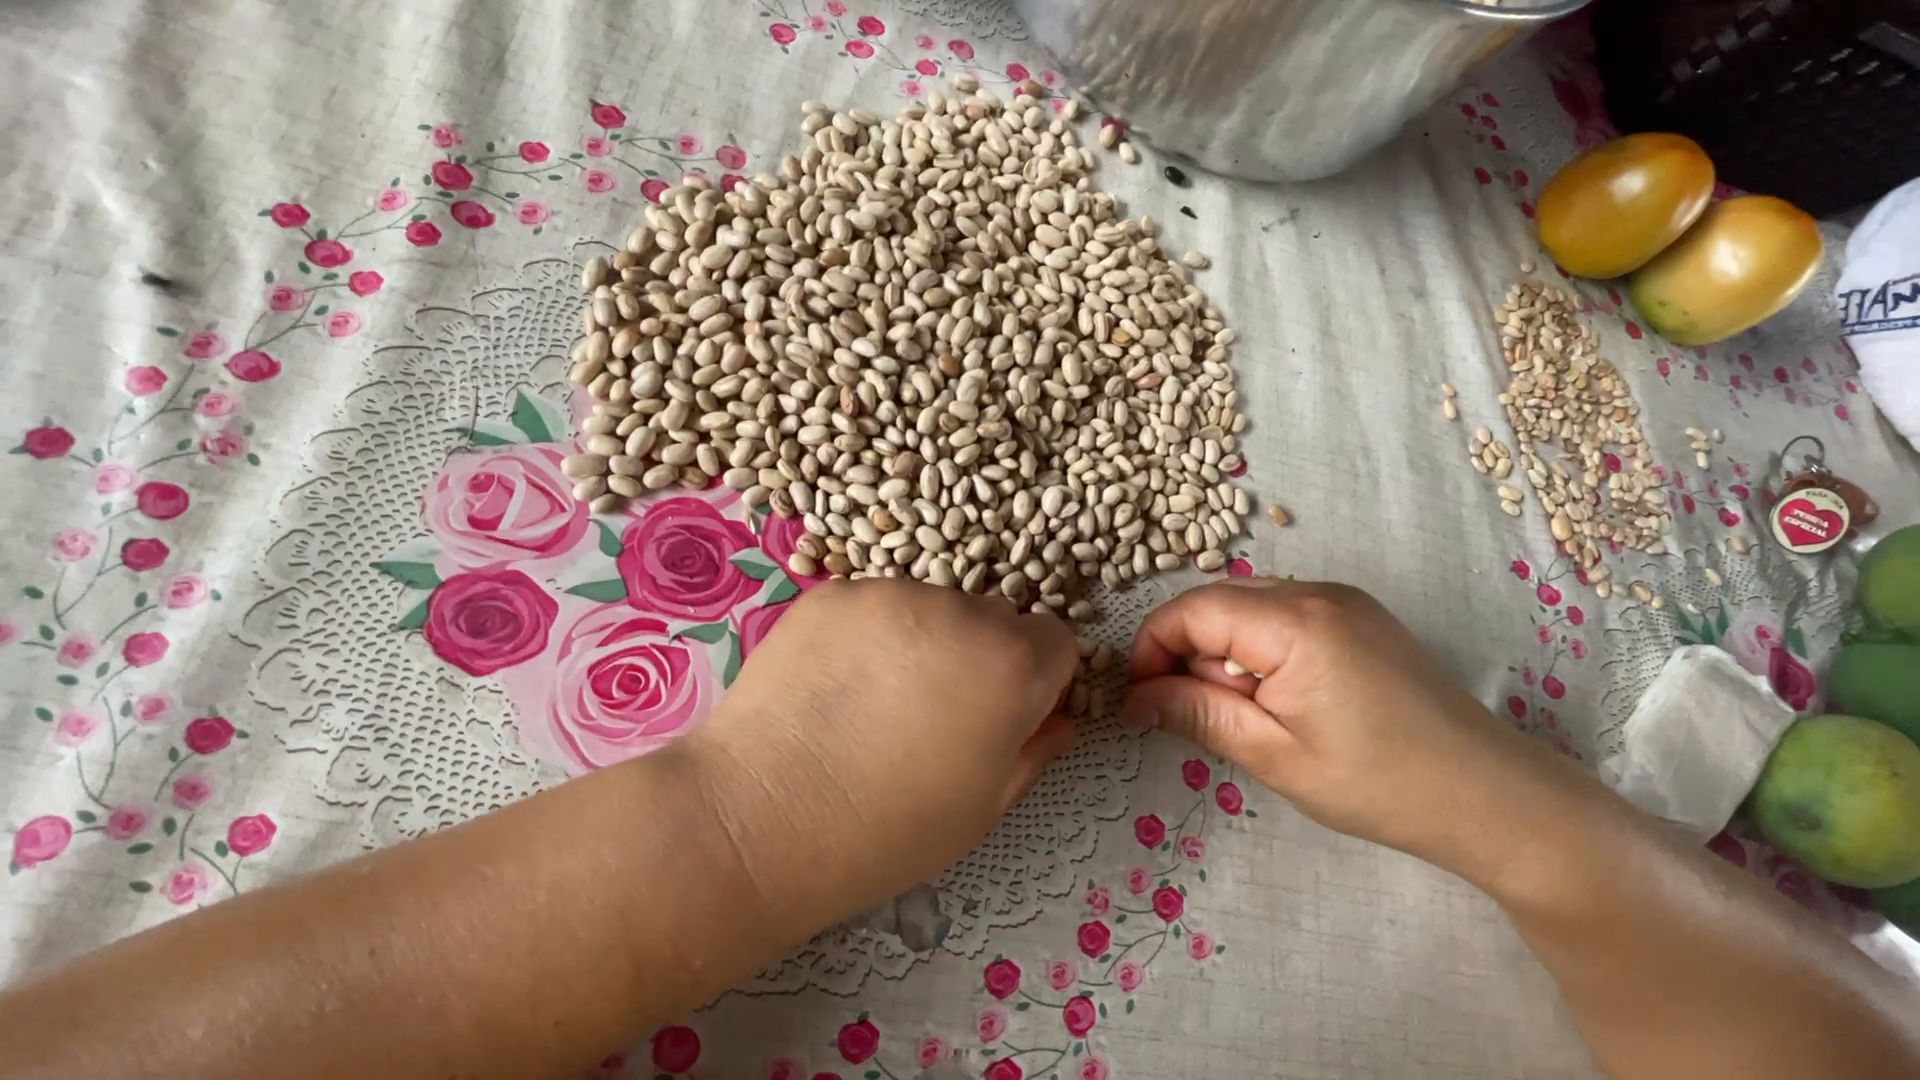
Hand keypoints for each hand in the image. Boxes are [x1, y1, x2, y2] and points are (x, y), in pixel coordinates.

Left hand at [679, 578, 1079, 939]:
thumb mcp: (985, 807)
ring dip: (925, 642)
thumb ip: (1037, 749)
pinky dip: (871, 636)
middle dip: (981, 657)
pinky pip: (876, 605)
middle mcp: (959, 609)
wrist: (757, 820)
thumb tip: (1059, 717)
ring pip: (933, 609)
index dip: (1036, 682)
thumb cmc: (885, 831)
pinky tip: (837, 686)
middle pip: (994, 620)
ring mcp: (889, 591)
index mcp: (1011, 663)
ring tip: (875, 702)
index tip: (1002, 716)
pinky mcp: (832, 592)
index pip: (1056, 643)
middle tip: (933, 713)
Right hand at [1122, 578, 1577, 882]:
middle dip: (1187, 652)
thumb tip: (1134, 697)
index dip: (1152, 647)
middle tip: (1193, 713)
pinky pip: (1279, 613)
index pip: (1191, 609)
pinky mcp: (1357, 615)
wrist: (1491, 795)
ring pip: (1245, 605)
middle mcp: (1316, 592)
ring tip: (1244, 710)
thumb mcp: (1273, 755)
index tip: (1140, 698)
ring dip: (1222, 651)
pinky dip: (1256, 647)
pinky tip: (1277, 695)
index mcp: (1295, 622)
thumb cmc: (1379, 784)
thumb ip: (1196, 712)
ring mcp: (1341, 598)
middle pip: (1215, 601)